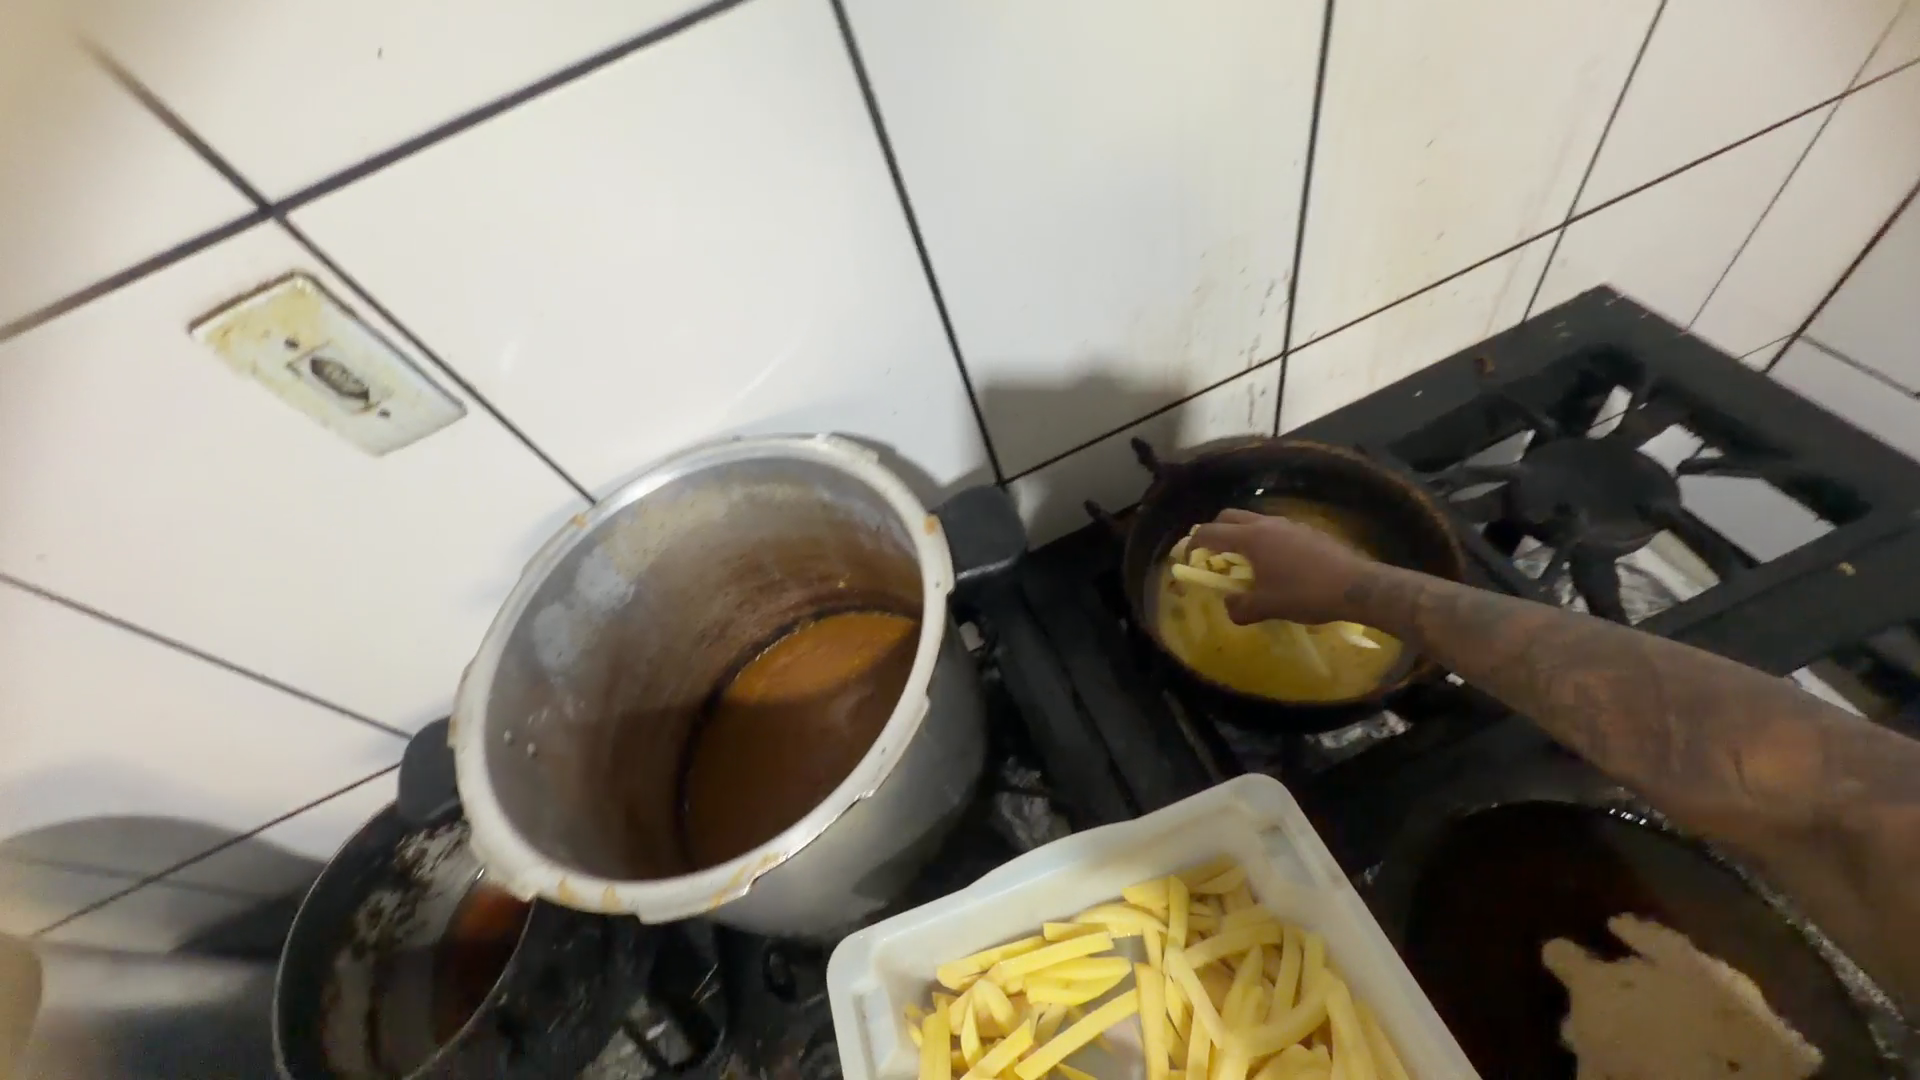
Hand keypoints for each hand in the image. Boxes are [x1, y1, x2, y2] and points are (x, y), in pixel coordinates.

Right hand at [1190, 509, 1378, 624]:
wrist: (1358, 586)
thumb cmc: (1306, 594)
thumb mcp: (1267, 607)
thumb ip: (1240, 607)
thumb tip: (1229, 605)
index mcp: (1250, 538)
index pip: (1209, 532)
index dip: (1193, 545)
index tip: (1190, 561)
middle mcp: (1266, 524)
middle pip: (1228, 517)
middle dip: (1214, 533)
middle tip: (1215, 557)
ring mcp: (1289, 524)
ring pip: (1252, 520)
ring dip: (1240, 536)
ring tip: (1246, 563)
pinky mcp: (1307, 530)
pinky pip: (1274, 528)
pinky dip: (1263, 540)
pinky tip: (1276, 565)